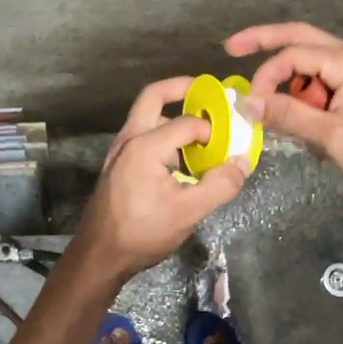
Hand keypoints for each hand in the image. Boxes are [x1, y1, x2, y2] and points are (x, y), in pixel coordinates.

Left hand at [75, 78, 249, 280]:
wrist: (100, 254)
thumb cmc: (143, 232)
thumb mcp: (188, 212)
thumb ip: (219, 185)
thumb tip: (242, 162)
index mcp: (145, 145)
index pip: (188, 122)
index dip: (213, 131)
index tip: (230, 145)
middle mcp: (129, 139)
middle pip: (153, 98)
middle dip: (179, 88)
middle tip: (204, 91)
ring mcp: (119, 151)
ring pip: (145, 117)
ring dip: (170, 116)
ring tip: (198, 134)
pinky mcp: (118, 165)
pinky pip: (141, 137)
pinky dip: (162, 135)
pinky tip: (180, 161)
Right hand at [224, 23, 342, 209]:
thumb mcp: (333, 137)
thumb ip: (290, 116)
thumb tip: (249, 102)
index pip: (294, 54)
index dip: (266, 76)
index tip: (251, 106)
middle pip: (302, 39)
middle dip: (265, 43)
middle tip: (231, 47)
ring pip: (313, 64)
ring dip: (293, 86)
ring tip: (289, 124)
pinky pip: (327, 82)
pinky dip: (310, 98)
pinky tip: (309, 128)